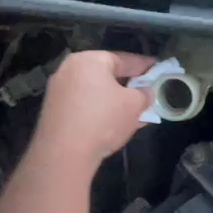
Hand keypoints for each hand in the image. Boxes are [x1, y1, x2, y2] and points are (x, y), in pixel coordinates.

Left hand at [34, 50, 155, 168]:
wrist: (64, 153)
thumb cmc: (103, 119)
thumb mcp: (134, 104)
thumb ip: (144, 94)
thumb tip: (145, 92)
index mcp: (88, 60)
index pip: (122, 59)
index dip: (144, 65)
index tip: (158, 69)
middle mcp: (69, 70)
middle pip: (106, 74)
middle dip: (128, 84)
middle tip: (146, 91)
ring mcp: (58, 91)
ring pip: (95, 91)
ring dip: (115, 100)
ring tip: (135, 111)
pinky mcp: (54, 111)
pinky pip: (85, 104)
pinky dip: (101, 110)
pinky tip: (115, 123)